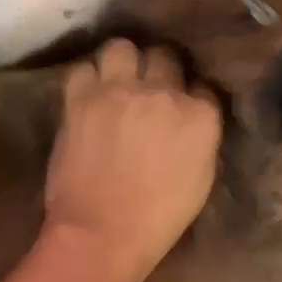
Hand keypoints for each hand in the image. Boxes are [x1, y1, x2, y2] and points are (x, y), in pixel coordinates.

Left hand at [42, 38, 221, 281]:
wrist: (100, 233)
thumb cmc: (156, 219)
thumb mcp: (200, 177)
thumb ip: (198, 137)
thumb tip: (188, 119)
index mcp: (201, 116)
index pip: (201, 85)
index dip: (186, 94)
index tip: (176, 107)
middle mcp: (162, 93)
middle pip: (163, 56)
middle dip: (156, 70)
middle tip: (144, 90)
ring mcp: (118, 92)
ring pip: (121, 48)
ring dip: (120, 62)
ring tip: (114, 82)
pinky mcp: (79, 100)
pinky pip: (82, 69)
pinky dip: (85, 79)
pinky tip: (86, 95)